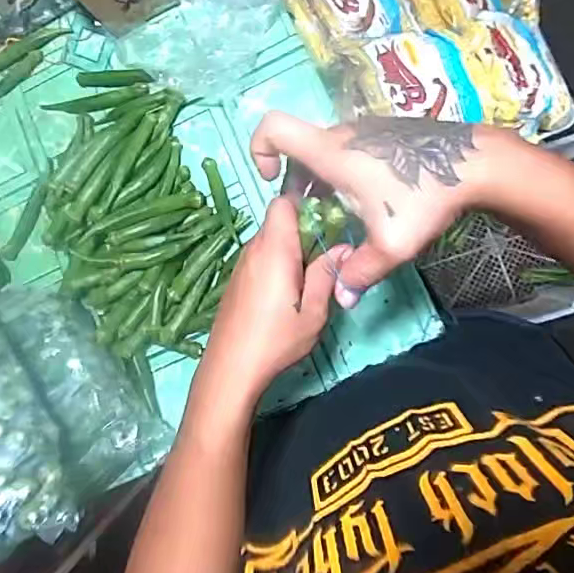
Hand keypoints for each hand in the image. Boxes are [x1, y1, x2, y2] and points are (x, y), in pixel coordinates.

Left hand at [194, 196, 347, 404]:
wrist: (229, 370)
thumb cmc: (275, 341)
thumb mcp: (314, 312)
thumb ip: (328, 275)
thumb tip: (344, 248)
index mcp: (274, 249)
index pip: (284, 202)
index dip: (306, 204)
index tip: (329, 223)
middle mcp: (254, 249)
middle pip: (281, 220)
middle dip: (306, 230)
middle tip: (329, 256)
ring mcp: (243, 264)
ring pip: (272, 239)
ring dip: (293, 249)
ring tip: (313, 277)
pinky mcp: (238, 279)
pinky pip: (263, 257)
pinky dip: (280, 263)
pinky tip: (290, 292)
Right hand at [250, 112, 508, 305]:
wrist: (476, 162)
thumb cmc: (425, 197)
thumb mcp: (392, 244)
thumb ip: (361, 272)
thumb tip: (342, 298)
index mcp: (332, 153)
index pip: (273, 128)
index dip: (259, 149)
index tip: (271, 178)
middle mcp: (343, 133)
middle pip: (301, 149)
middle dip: (298, 182)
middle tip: (316, 215)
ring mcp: (367, 128)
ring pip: (328, 150)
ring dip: (325, 179)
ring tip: (348, 211)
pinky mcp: (387, 130)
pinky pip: (352, 147)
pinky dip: (348, 170)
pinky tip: (377, 198)